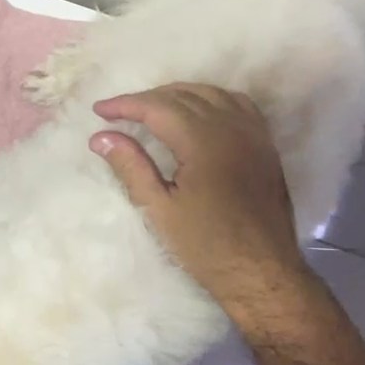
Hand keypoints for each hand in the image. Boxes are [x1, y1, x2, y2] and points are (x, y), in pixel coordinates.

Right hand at [90, 84, 313, 318]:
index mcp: (204, 142)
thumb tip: (100, 137)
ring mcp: (254, 134)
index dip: (126, 104)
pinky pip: (237, 105)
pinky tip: (198, 113)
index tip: (99, 110)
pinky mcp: (265, 146)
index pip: (159, 107)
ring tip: (152, 109)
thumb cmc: (204, 245)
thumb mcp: (158, 209)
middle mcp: (232, 128)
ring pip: (212, 94)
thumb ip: (130, 166)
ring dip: (178, 95)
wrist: (261, 270)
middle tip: (118, 112)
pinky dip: (210, 100)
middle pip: (185, 95)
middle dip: (148, 98)